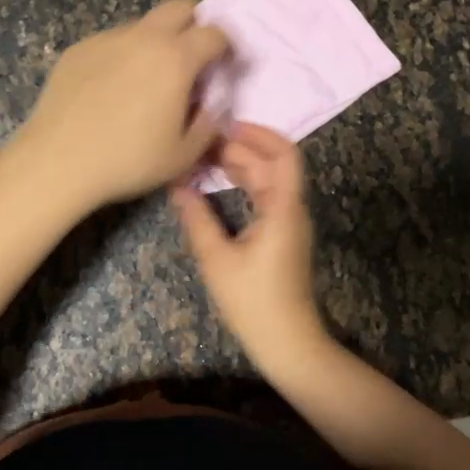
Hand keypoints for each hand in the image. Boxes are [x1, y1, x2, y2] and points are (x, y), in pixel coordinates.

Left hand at [13, 0, 229, 208]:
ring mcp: (108, 38)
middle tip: (189, 59)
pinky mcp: (79, 48)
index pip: (215, 33)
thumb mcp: (184, 155)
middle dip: (192, 24)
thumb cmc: (128, 160)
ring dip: (154, 42)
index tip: (223, 66)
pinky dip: (121, 56)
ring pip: (143, 25)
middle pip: (180, 6)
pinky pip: (112, 42)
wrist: (58, 161)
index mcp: (177, 58)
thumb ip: (209, 123)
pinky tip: (109, 90)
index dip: (226, 47)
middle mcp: (145, 37)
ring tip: (144, 81)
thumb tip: (214, 103)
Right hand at [172, 124, 329, 375]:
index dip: (258, 133)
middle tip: (201, 142)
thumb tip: (177, 186)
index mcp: (283, 208)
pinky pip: (267, 196)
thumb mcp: (218, 260)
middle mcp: (292, 208)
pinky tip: (220, 183)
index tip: (225, 125)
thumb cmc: (254, 302)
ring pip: (269, 179)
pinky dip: (245, 183)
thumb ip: (197, 219)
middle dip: (240, 147)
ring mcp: (290, 222)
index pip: (283, 153)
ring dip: (242, 165)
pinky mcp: (283, 235)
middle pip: (272, 163)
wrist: (289, 344)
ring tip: (205, 157)